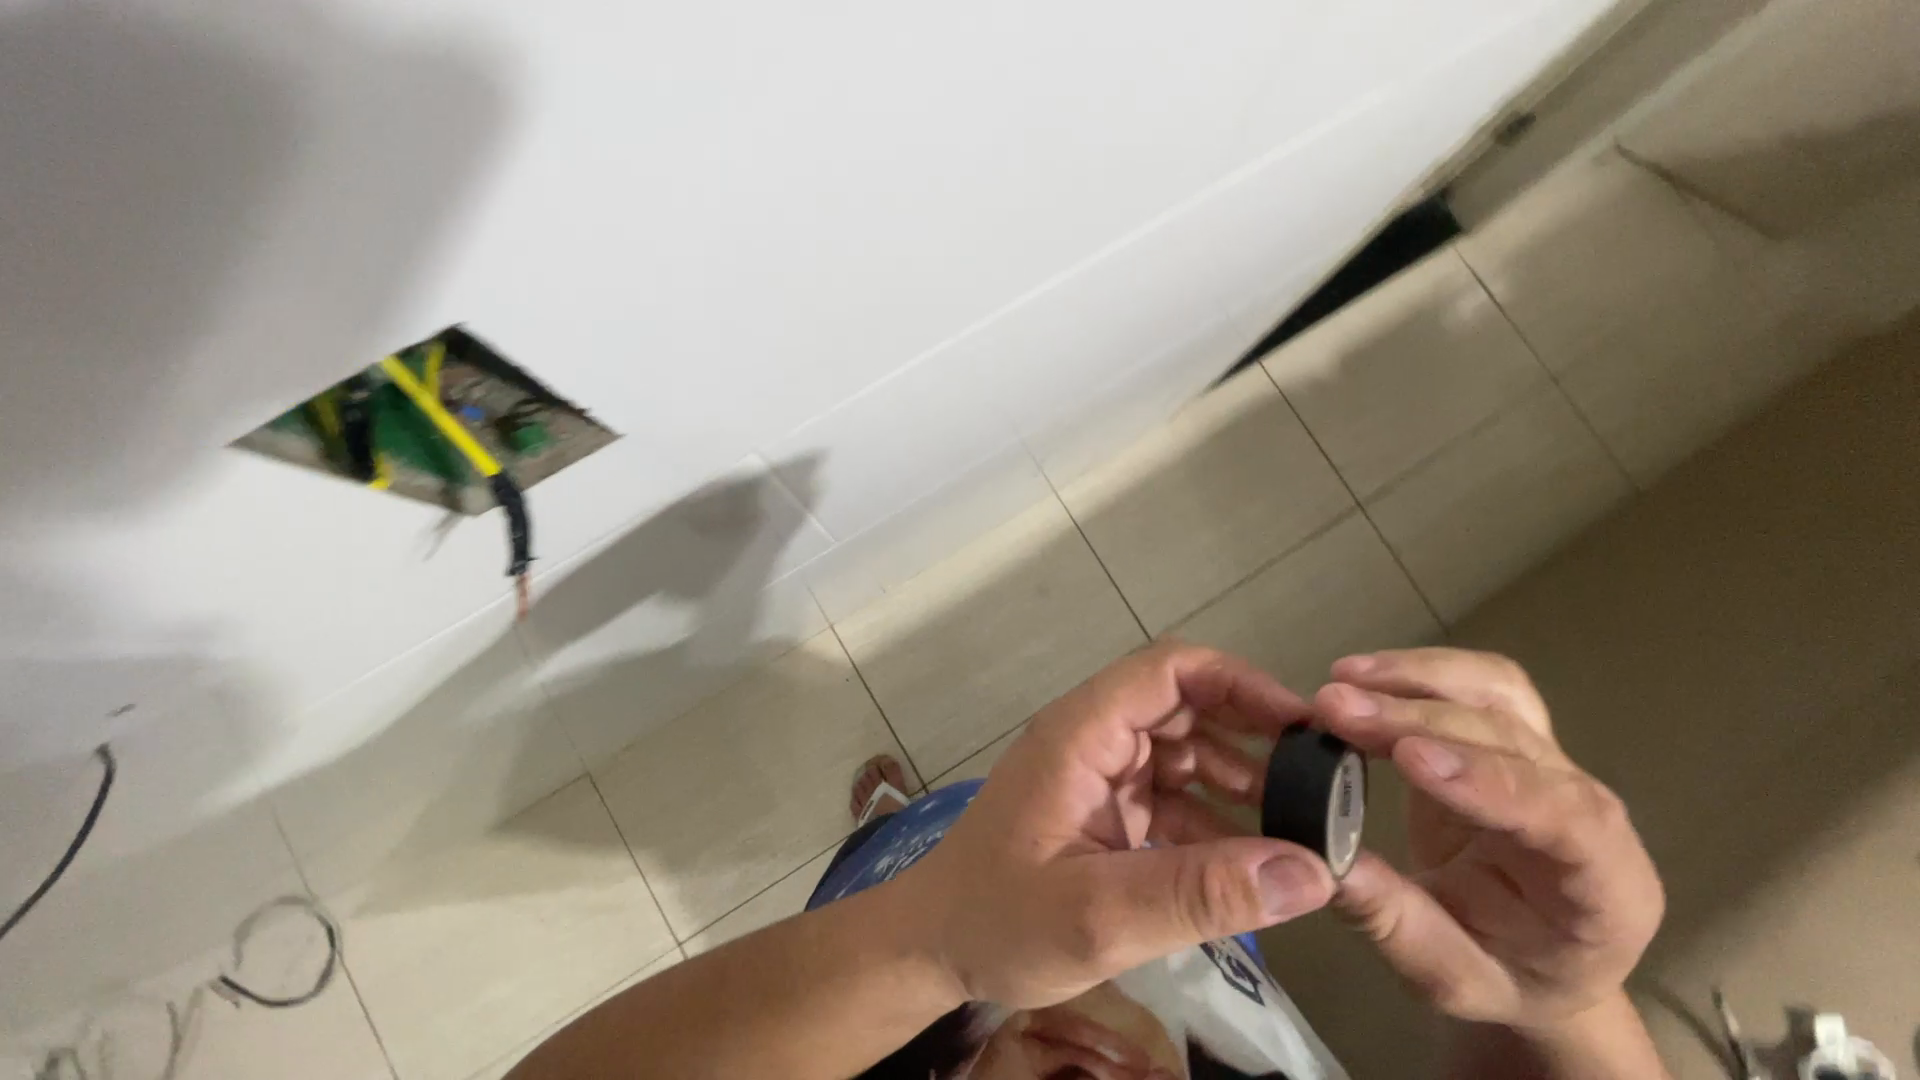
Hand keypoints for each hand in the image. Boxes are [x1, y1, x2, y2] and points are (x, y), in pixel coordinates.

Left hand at [895, 642, 1337, 1007]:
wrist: (933, 947)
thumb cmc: (999, 919)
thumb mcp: (1098, 914)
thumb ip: (1200, 893)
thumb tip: (1312, 872)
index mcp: (1081, 734)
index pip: (1169, 671)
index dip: (1240, 683)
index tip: (1304, 723)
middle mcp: (1091, 740)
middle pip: (1182, 706)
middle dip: (1250, 733)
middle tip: (1318, 779)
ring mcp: (1095, 775)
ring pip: (1181, 753)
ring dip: (1237, 781)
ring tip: (1298, 826)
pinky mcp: (1101, 812)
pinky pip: (1168, 799)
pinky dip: (1211, 822)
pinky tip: (1249, 865)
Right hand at [1314, 648, 1663, 1030]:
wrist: (1532, 956)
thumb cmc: (1502, 973)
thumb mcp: (1450, 978)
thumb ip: (1394, 923)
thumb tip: (1324, 861)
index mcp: (1601, 883)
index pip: (1565, 817)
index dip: (1487, 780)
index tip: (1406, 757)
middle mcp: (1587, 808)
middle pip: (1510, 740)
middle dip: (1415, 717)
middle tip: (1331, 708)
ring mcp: (1546, 762)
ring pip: (1499, 694)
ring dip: (1417, 678)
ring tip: (1340, 679)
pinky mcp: (1504, 736)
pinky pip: (1476, 684)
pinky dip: (1419, 671)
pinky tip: (1361, 673)